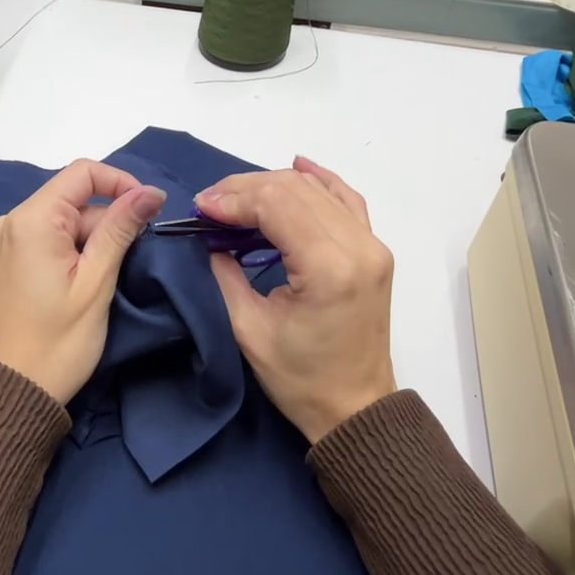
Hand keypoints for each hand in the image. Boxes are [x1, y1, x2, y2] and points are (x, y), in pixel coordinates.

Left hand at [0, 160, 168, 402]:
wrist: (15, 389)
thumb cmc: (59, 342)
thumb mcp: (96, 282)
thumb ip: (121, 229)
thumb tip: (151, 191)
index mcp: (31, 220)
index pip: (83, 173)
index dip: (121, 182)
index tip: (148, 211)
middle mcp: (13, 220)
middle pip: (75, 198)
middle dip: (108, 220)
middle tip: (129, 260)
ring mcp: (8, 239)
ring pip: (66, 219)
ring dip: (94, 239)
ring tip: (106, 278)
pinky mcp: (10, 258)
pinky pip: (51, 236)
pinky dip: (76, 249)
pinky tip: (86, 279)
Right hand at [196, 157, 395, 442]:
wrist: (355, 408)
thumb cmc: (300, 379)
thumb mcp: (248, 329)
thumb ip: (225, 274)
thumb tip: (210, 237)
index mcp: (328, 269)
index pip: (277, 205)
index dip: (234, 198)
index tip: (200, 207)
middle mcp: (358, 247)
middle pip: (296, 190)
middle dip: (246, 188)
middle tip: (210, 202)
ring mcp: (372, 246)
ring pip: (318, 189)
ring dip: (273, 184)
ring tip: (236, 197)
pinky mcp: (374, 250)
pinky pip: (347, 200)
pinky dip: (320, 180)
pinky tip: (298, 166)